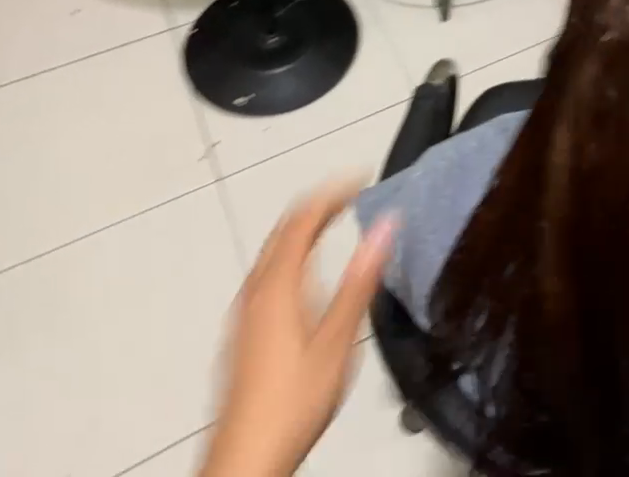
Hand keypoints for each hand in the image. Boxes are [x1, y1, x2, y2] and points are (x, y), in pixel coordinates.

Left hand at [201, 182, 396, 476]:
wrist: (246, 459)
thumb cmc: (292, 401)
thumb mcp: (339, 338)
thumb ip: (361, 279)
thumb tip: (385, 225)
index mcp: (277, 285)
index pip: (302, 218)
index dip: (332, 192)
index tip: (361, 179)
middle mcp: (255, 292)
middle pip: (282, 231)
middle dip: (317, 205)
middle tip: (348, 194)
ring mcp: (244, 314)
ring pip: (271, 253)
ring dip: (301, 230)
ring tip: (331, 223)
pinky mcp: (242, 334)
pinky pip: (266, 274)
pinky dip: (291, 255)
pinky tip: (304, 277)